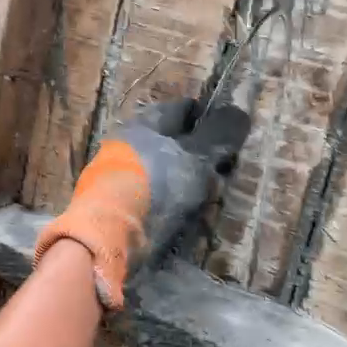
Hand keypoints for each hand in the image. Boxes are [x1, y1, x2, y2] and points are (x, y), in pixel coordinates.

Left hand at [33, 99, 249, 310]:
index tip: (227, 134)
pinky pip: (145, 195)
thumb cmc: (154, 188)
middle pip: (166, 140)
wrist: (106, 237)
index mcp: (144, 123)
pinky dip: (163, 200)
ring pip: (156, 168)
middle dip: (192, 151)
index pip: (181, 108)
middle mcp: (125, 142)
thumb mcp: (196, 159)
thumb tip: (239, 111)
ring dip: (178, 178)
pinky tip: (175, 215)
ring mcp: (113, 174)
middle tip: (219, 168)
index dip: (206, 118)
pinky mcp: (109, 205)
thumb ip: (218, 136)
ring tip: (201, 196)